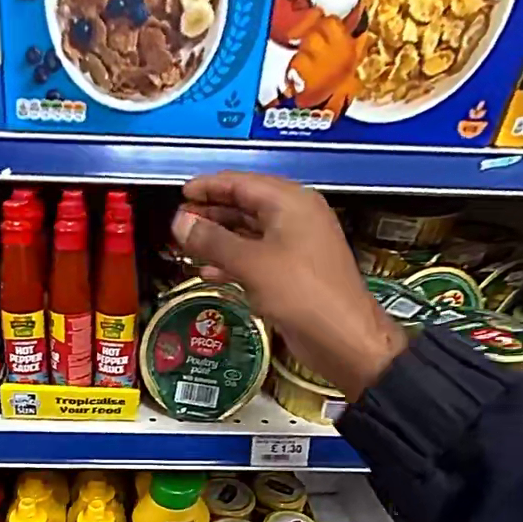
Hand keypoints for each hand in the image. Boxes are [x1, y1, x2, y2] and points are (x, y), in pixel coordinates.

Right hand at [170, 172, 407, 401]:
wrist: (343, 338)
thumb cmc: (302, 294)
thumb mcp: (250, 263)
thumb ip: (212, 240)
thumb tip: (179, 223)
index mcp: (291, 202)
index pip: (242, 183)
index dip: (209, 187)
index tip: (182, 194)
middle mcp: (296, 218)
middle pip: (245, 205)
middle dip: (211, 213)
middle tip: (180, 222)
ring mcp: (297, 246)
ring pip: (249, 233)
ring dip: (219, 239)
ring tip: (188, 246)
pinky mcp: (294, 273)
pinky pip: (257, 258)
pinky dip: (233, 262)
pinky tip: (210, 272)